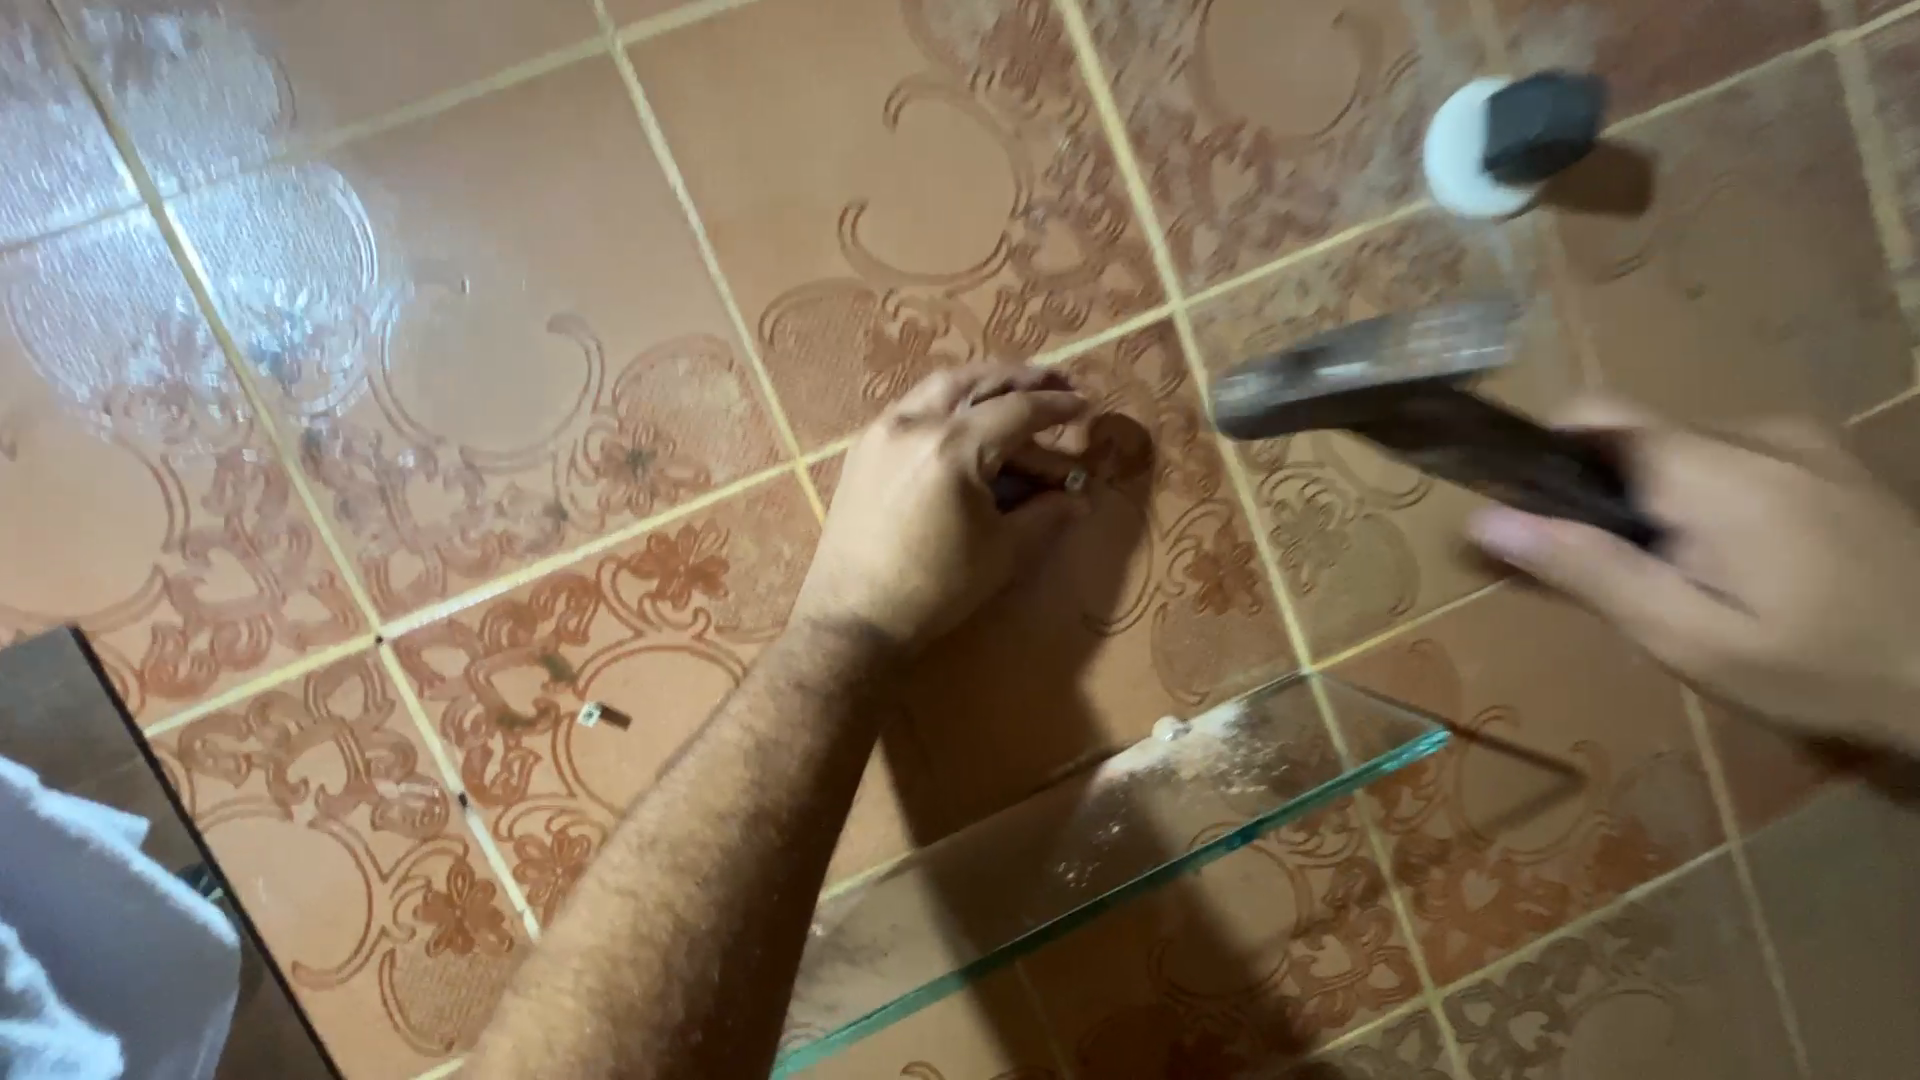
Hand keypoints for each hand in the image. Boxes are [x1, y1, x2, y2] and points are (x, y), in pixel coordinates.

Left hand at [791, 363, 1091, 652]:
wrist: (854, 617)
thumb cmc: (936, 589)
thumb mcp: (1002, 552)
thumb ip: (1045, 514)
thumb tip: (1081, 498)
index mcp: (952, 447)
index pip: (1017, 411)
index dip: (1056, 407)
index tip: (1085, 405)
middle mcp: (912, 424)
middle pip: (974, 380)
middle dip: (1019, 378)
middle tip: (1054, 382)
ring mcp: (881, 432)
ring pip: (938, 388)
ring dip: (981, 384)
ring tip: (1014, 394)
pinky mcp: (863, 449)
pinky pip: (912, 409)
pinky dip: (946, 405)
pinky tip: (965, 422)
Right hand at [1469, 398, 1919, 749]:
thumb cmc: (1822, 668)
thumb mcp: (1686, 634)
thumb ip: (1586, 569)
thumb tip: (1484, 521)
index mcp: (1716, 472)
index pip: (1591, 418)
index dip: (1541, 456)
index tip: (1532, 517)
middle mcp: (1756, 434)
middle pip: (1627, 437)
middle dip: (1596, 496)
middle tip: (1618, 573)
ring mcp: (1799, 441)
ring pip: (1669, 449)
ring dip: (1646, 501)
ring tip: (1677, 575)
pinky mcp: (1822, 458)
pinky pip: (1717, 458)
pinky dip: (1692, 498)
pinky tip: (1730, 560)